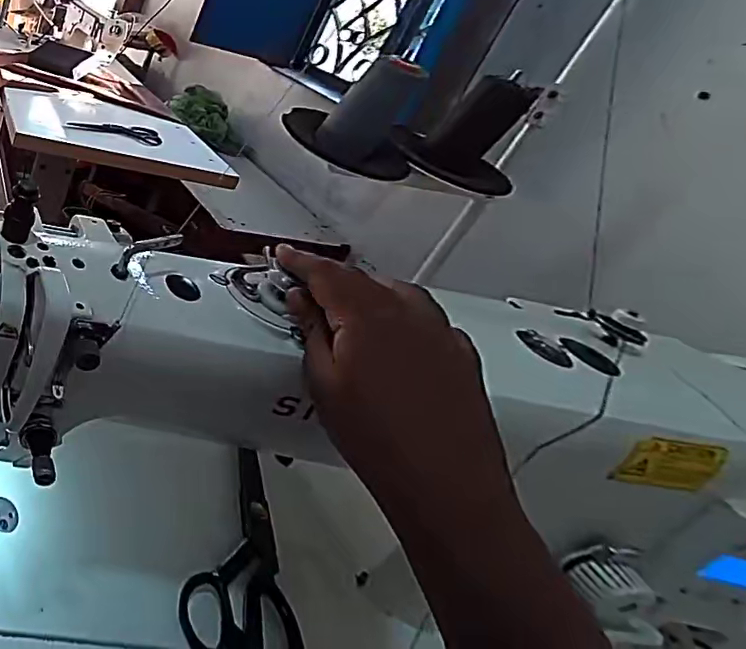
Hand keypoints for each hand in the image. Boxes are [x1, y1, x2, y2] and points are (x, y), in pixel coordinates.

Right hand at [276, 249, 609, 647]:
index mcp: (367, 315)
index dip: (300, 261)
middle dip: (328, 275)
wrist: (447, 489)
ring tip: (342, 302)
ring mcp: (440, 333)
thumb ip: (310, 331)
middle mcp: (408, 314)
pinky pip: (426, 315)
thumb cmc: (380, 440)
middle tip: (303, 281)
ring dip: (365, 289)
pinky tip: (389, 331)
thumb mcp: (322, 381)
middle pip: (360, 277)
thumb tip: (300, 301)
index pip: (325, 273)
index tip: (284, 256)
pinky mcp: (461, 355)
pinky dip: (400, 311)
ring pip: (395, 291)